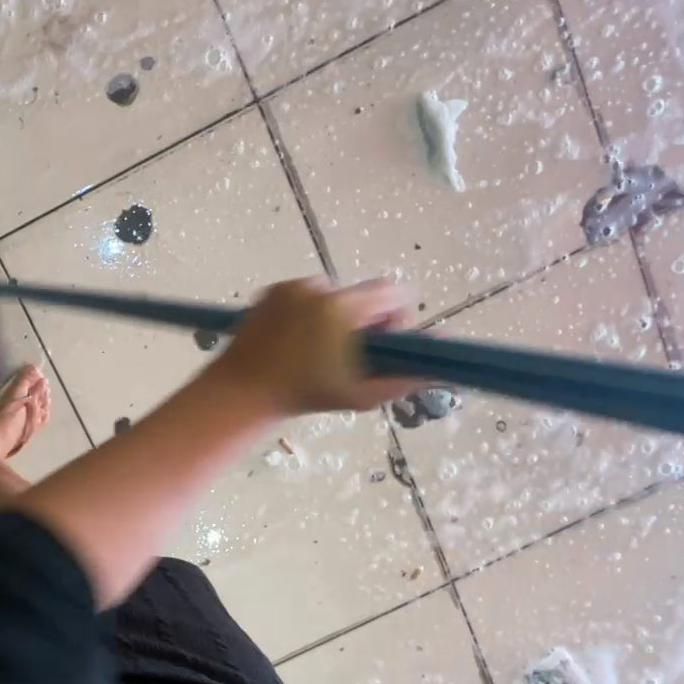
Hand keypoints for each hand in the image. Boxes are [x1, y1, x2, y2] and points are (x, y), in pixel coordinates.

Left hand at [209, 277, 421, 415]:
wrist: (241, 390)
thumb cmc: (303, 395)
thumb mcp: (361, 394)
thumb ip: (407, 377)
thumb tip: (442, 361)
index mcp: (341, 307)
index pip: (393, 292)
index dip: (396, 317)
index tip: (381, 343)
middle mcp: (316, 288)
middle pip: (362, 293)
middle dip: (364, 319)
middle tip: (345, 353)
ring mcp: (289, 287)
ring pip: (333, 295)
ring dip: (335, 317)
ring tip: (316, 350)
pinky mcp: (270, 291)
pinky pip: (305, 295)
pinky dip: (308, 312)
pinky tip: (295, 340)